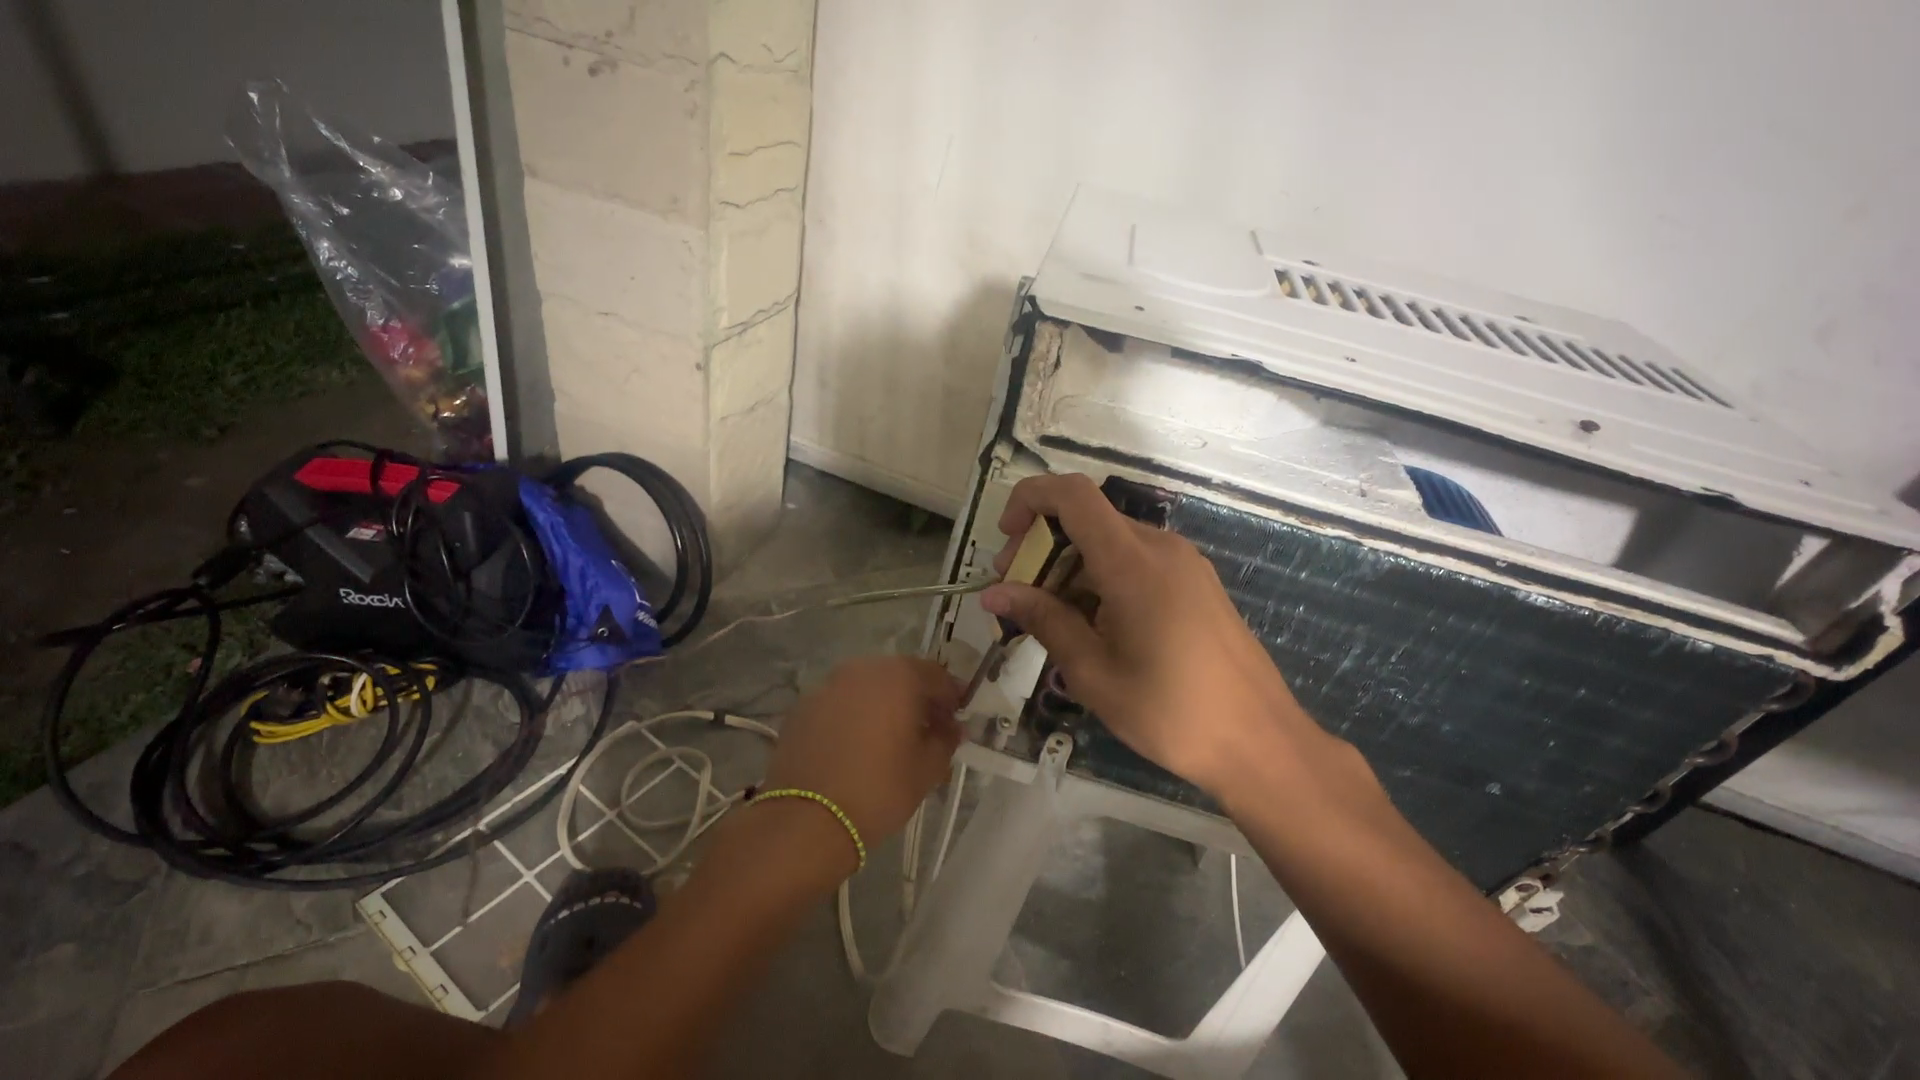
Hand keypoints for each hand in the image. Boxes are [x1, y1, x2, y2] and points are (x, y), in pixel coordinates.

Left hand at [760, 655, 962, 851]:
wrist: (807, 819)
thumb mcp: (927, 769)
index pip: (936, 675)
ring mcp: (826, 686)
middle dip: (917, 699)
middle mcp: (860, 670)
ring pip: (866, 688)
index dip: (951, 697)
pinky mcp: (801, 708)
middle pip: (899, 675)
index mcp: (897, 676)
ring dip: (884, 705)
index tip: (955, 721)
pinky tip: (855, 747)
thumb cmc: (879, 790)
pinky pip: (839, 703)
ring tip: (890, 740)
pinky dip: (854, 716)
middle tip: (926, 731)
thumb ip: (945, 740)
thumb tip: (951, 728)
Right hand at [980, 474, 1345, 800]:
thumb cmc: (1171, 713)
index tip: (1005, 541)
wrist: (1260, 741)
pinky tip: (1092, 627)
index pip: (1073, 494)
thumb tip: (995, 593)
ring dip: (1070, 568)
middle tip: (1016, 597)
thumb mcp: (1093, 672)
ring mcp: (1185, 565)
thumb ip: (1044, 621)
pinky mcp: (1197, 585)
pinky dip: (1102, 580)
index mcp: (1132, 562)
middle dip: (1042, 547)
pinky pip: (1137, 563)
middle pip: (1088, 519)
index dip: (1030, 499)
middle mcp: (1161, 548)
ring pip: (1111, 543)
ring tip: (1050, 622)